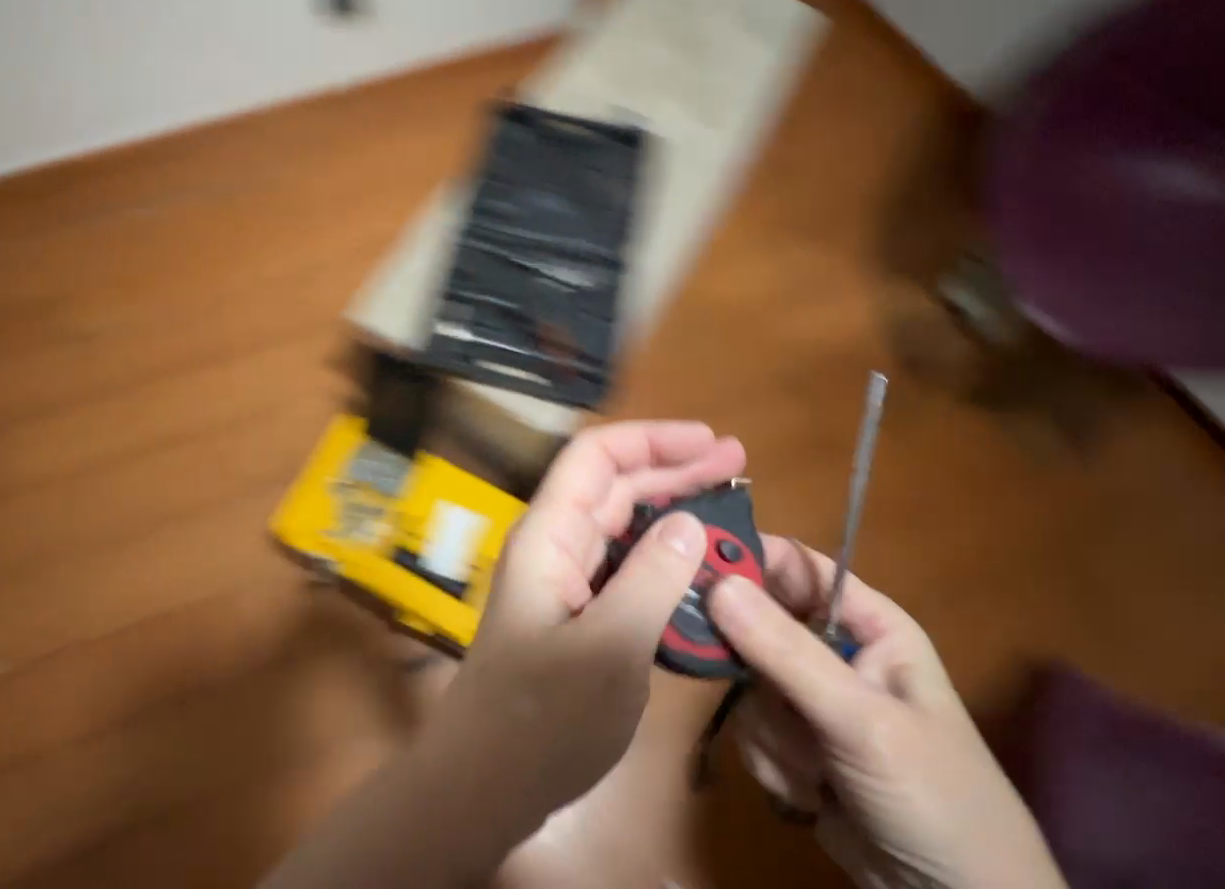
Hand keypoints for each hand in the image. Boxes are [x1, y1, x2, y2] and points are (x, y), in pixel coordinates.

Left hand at [418, 421, 745, 830]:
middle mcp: (553, 548)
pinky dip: (663, 561)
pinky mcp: (575, 617)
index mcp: (548, 538)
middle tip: (738, 467)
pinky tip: (700, 570)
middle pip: (612, 487)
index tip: (713, 443)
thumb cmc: (542, 718)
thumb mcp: (610, 648)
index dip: (651, 440)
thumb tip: (690, 522)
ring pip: (620, 528)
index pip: (595, 458)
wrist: (486, 783)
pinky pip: (622, 570)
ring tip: (728, 511)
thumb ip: (652, 579)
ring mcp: (562, 583)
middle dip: (673, 469)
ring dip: (672, 514)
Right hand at [708, 539, 1065, 888]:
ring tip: (816, 771)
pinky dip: (772, 765)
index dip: (745, 559)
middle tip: (758, 697)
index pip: (795, 566)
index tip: (692, 570)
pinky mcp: (794, 746)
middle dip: (755, 673)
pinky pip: (749, 731)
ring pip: (747, 687)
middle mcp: (836, 653)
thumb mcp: (863, 721)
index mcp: (869, 624)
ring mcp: (811, 702)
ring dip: (772, 734)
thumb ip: (787, 653)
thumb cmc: (934, 797)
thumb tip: (717, 584)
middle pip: (755, 625)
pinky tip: (810, 795)